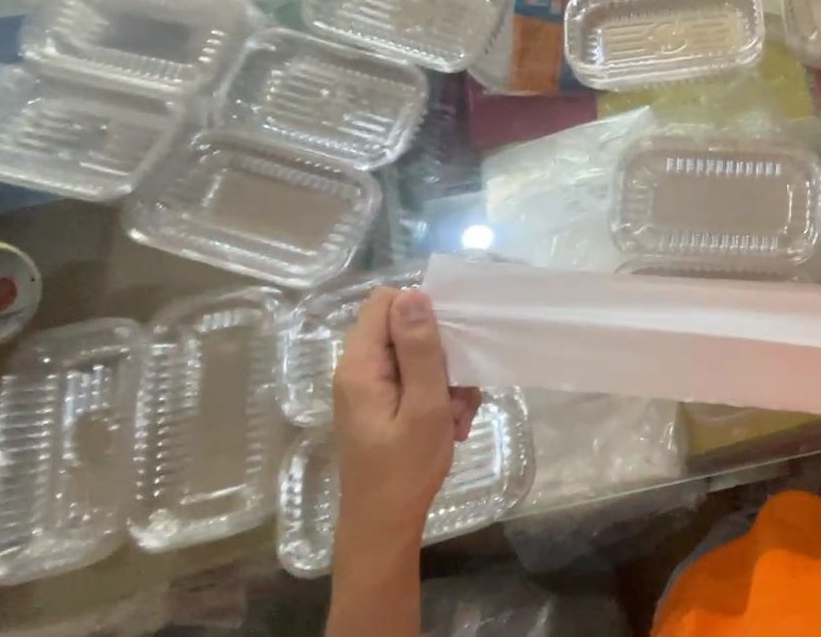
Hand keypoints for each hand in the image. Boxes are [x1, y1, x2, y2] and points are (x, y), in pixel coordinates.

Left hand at [333, 288, 481, 549]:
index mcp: (361, 365)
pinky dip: (441, 397)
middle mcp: (360, 370)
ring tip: (458, 414)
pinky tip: (452, 425)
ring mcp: (372, 389)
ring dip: (448, 379)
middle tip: (460, 385)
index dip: (421, 308)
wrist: (385, 526)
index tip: (451, 336)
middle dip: (443, 352)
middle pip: (407, 328)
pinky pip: (419, 381)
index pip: (386, 302)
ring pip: (420, 357)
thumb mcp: (424, 405)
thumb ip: (420, 350)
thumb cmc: (405, 467)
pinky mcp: (385, 405)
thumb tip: (413, 294)